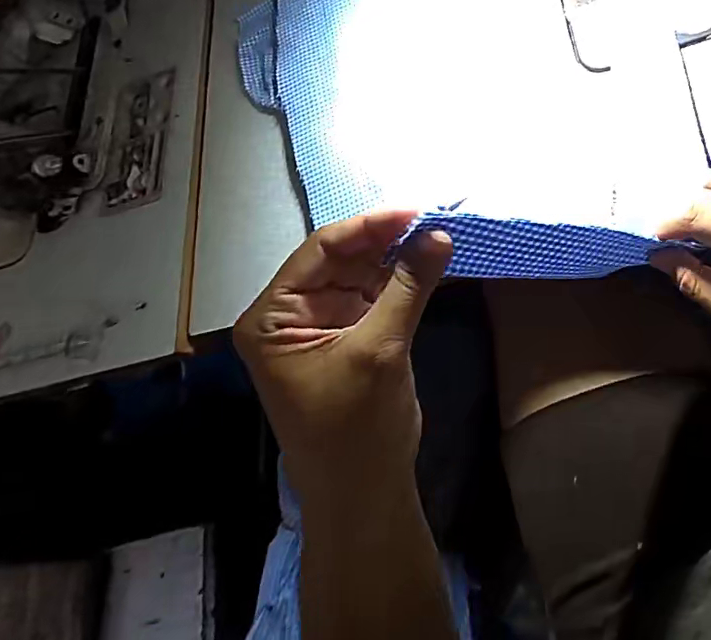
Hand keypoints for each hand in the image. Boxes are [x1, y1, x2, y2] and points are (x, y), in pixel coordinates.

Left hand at [233, 210, 454, 497]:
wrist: (365, 500)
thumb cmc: (356, 432)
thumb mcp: (380, 352)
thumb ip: (407, 287)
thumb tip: (438, 234)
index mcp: (272, 317)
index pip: (319, 251)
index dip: (367, 227)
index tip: (412, 210)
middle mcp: (290, 314)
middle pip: (339, 259)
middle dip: (382, 240)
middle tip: (429, 220)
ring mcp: (320, 324)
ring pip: (359, 274)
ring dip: (394, 258)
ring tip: (433, 235)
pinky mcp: (348, 336)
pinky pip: (373, 295)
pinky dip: (399, 281)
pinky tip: (426, 263)